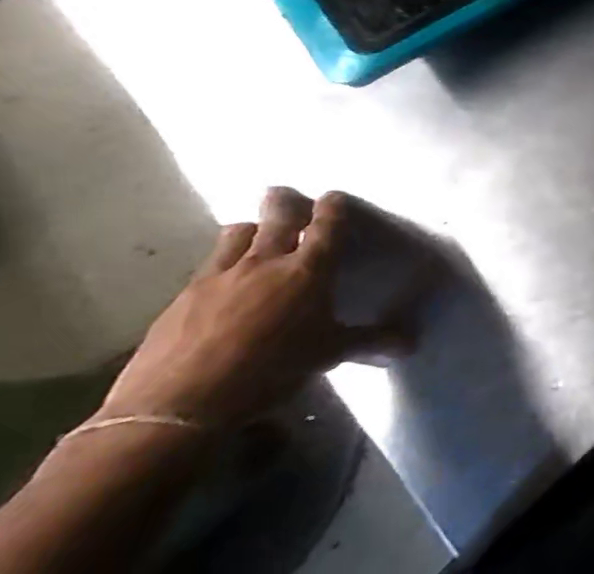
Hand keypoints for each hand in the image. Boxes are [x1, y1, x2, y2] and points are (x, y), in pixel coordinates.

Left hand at [98, 189, 405, 428]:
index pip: (327, 227)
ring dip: (249, 228)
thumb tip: (412, 343)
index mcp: (309, 270)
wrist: (181, 402)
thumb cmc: (271, 370)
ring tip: (250, 229)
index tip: (333, 196)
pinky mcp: (186, 295)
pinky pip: (208, 264)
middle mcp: (267, 262)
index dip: (332, 208)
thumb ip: (369, 341)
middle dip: (283, 201)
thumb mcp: (328, 355)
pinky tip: (220, 275)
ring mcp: (222, 275)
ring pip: (237, 235)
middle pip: (277, 218)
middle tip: (281, 191)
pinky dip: (220, 260)